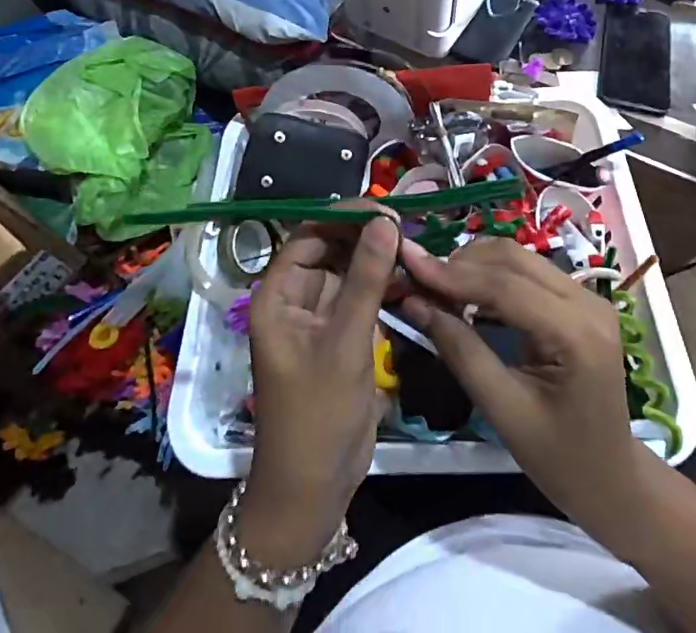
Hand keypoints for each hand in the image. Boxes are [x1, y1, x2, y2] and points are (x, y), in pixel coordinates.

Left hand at [240, 212, 398, 565]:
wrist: (313, 485)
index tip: (389, 211)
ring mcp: (320, 318)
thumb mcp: (345, 342)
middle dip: (367, 235)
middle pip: (331, 248)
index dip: (345, 217)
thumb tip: (385, 221)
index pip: (310, 235)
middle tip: (412, 229)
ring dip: (379, 260)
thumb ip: (365, 279)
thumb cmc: (317, 413)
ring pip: (350, 271)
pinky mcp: (342, 335)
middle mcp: (295, 298)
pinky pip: (362, 297)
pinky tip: (414, 280)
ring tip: (418, 249)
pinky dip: (385, 287)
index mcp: (277, 295)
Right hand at [398, 236, 643, 519]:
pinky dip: (492, 278)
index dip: (453, 274)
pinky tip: (463, 293)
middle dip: (461, 263)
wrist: (610, 477)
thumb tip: (414, 303)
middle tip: (415, 276)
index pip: (507, 286)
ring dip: (475, 266)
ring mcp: (588, 298)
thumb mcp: (504, 410)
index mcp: (577, 333)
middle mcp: (589, 302)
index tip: (407, 264)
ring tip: (432, 284)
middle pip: (515, 260)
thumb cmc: (560, 457)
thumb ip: (461, 352)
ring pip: (520, 260)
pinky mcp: (579, 302)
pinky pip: (529, 275)